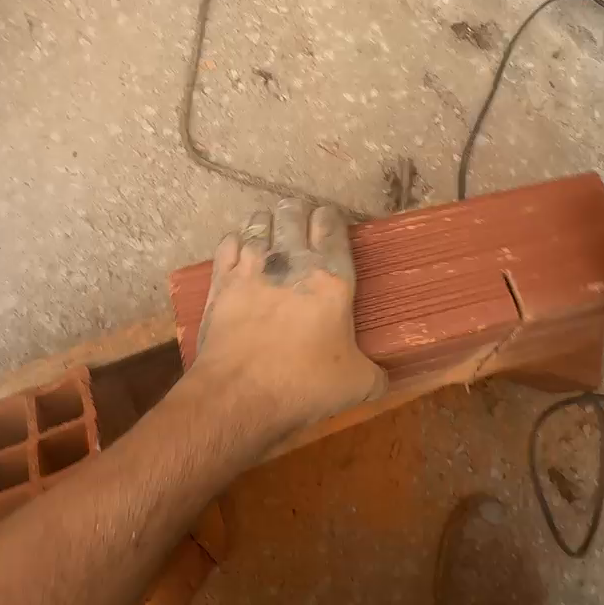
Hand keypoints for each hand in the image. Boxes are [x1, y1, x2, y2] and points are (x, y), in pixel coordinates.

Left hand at [180, 198, 384, 442]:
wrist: (239, 393)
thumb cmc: (304, 384)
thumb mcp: (358, 384)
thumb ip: (374, 373)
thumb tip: (383, 377)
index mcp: (331, 278)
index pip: (333, 227)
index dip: (332, 219)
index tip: (331, 221)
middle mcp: (292, 262)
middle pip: (294, 213)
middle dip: (299, 211)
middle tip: (302, 221)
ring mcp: (251, 267)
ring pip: (259, 222)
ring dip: (267, 222)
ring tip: (271, 229)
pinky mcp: (220, 281)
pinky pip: (227, 244)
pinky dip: (236, 241)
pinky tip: (239, 247)